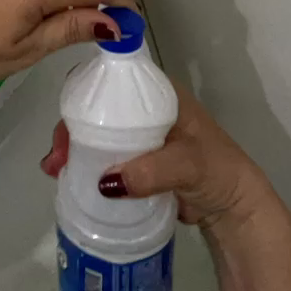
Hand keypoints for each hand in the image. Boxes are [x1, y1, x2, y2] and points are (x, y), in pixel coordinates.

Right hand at [41, 80, 272, 231]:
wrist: (234, 211)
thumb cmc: (217, 171)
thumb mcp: (188, 164)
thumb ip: (151, 170)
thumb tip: (105, 182)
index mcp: (159, 93)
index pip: (114, 79)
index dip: (85, 93)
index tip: (65, 119)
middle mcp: (145, 109)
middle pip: (99, 107)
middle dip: (72, 126)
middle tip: (56, 154)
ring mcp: (140, 136)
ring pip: (99, 134)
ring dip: (75, 147)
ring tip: (56, 169)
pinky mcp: (136, 162)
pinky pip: (105, 158)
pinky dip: (86, 165)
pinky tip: (69, 179)